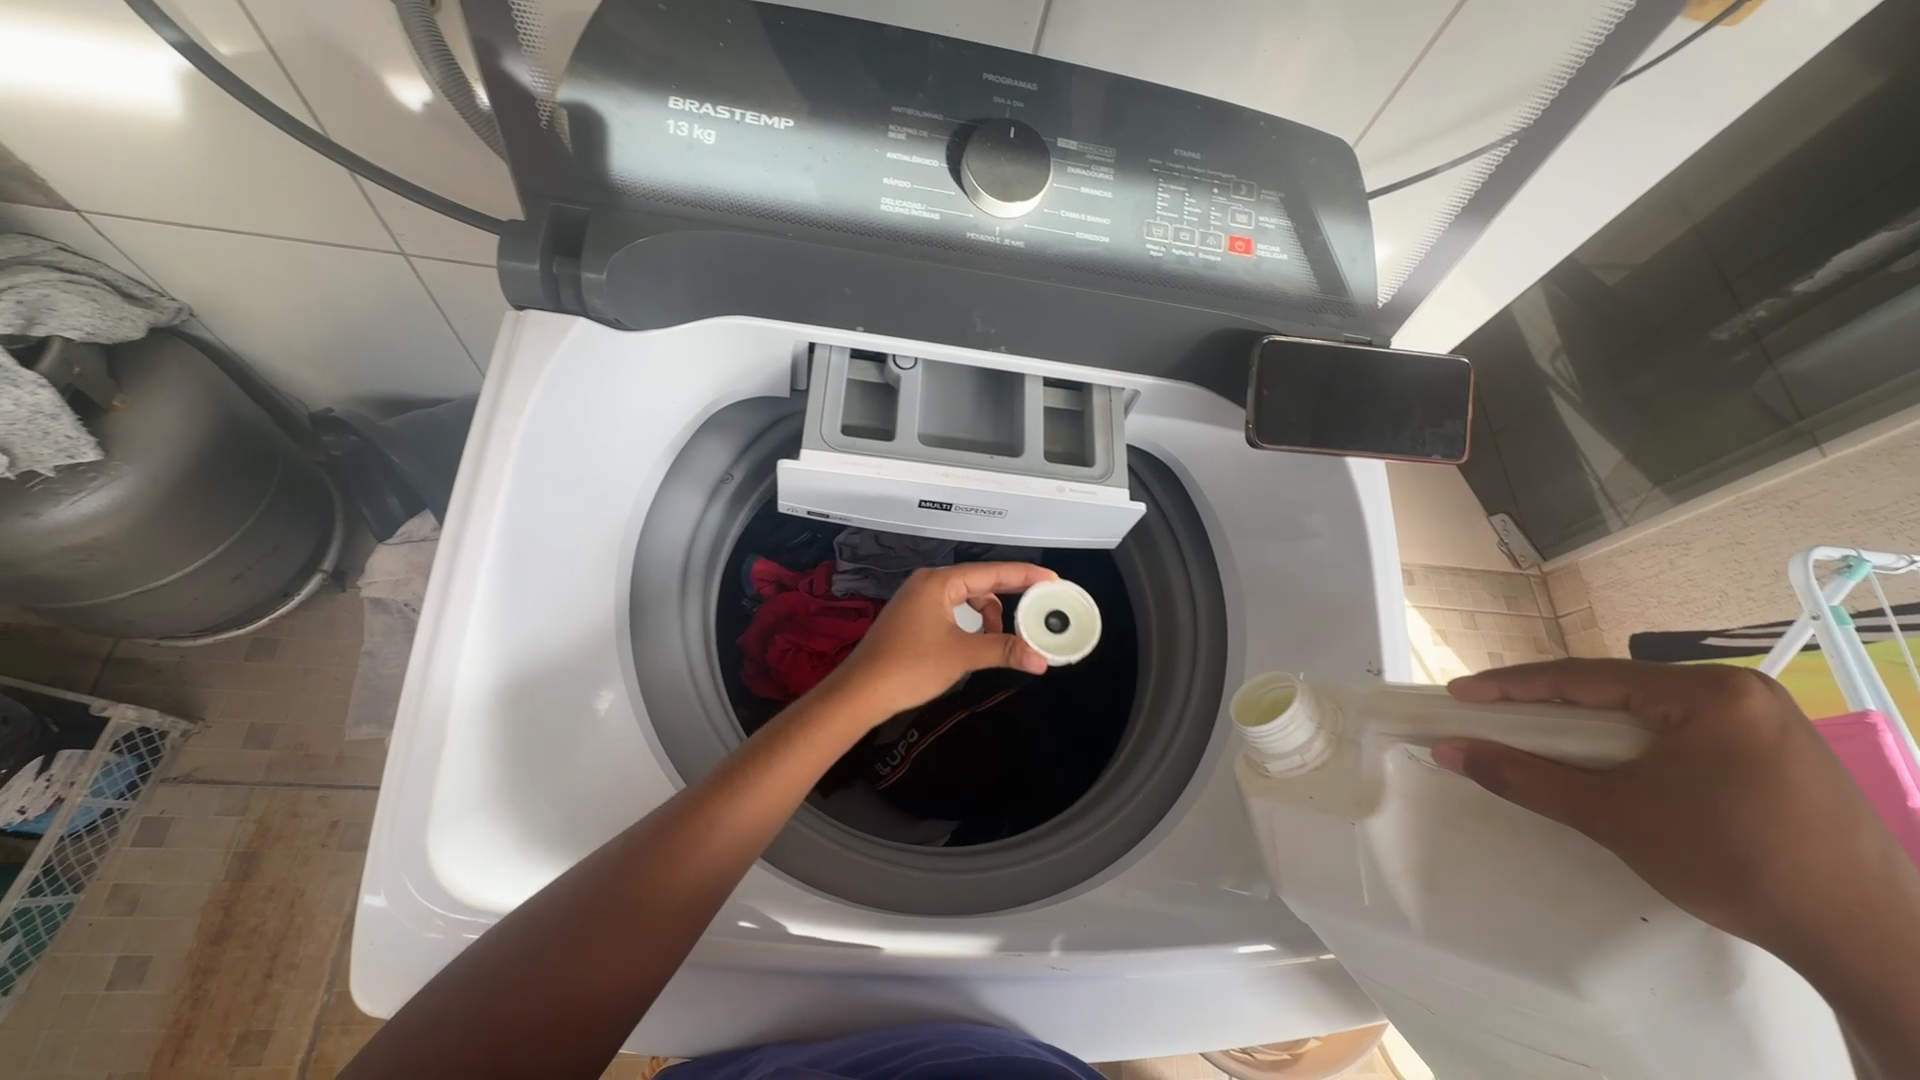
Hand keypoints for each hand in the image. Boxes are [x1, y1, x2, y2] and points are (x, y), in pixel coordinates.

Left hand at [808, 562, 1055, 724]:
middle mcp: (928, 583)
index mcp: (939, 582)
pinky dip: (970, 623)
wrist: (860, 692)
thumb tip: (1041, 660)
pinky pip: (951, 611)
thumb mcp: (963, 655)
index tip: (1052, 578)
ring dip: (988, 616)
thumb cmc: (910, 667)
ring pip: (965, 599)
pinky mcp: (912, 618)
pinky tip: (978, 642)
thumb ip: (1004, 650)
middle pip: (979, 582)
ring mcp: (917, 600)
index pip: (991, 571)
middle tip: (1039, 607)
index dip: (1024, 574)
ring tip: (1004, 639)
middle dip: (1009, 596)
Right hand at [1435, 659, 1918, 961]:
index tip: (1458, 696)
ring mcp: (1768, 719)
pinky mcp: (1781, 751)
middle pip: (1617, 689)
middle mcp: (1740, 690)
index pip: (1583, 677)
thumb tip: (1449, 751)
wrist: (1865, 936)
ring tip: (1544, 744)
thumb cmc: (1732, 862)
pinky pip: (1684, 732)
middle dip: (1551, 707)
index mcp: (1706, 691)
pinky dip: (1636, 745)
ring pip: (1649, 711)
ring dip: (1593, 728)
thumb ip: (1524, 777)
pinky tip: (1614, 767)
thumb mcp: (1612, 816)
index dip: (1511, 687)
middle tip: (1495, 720)